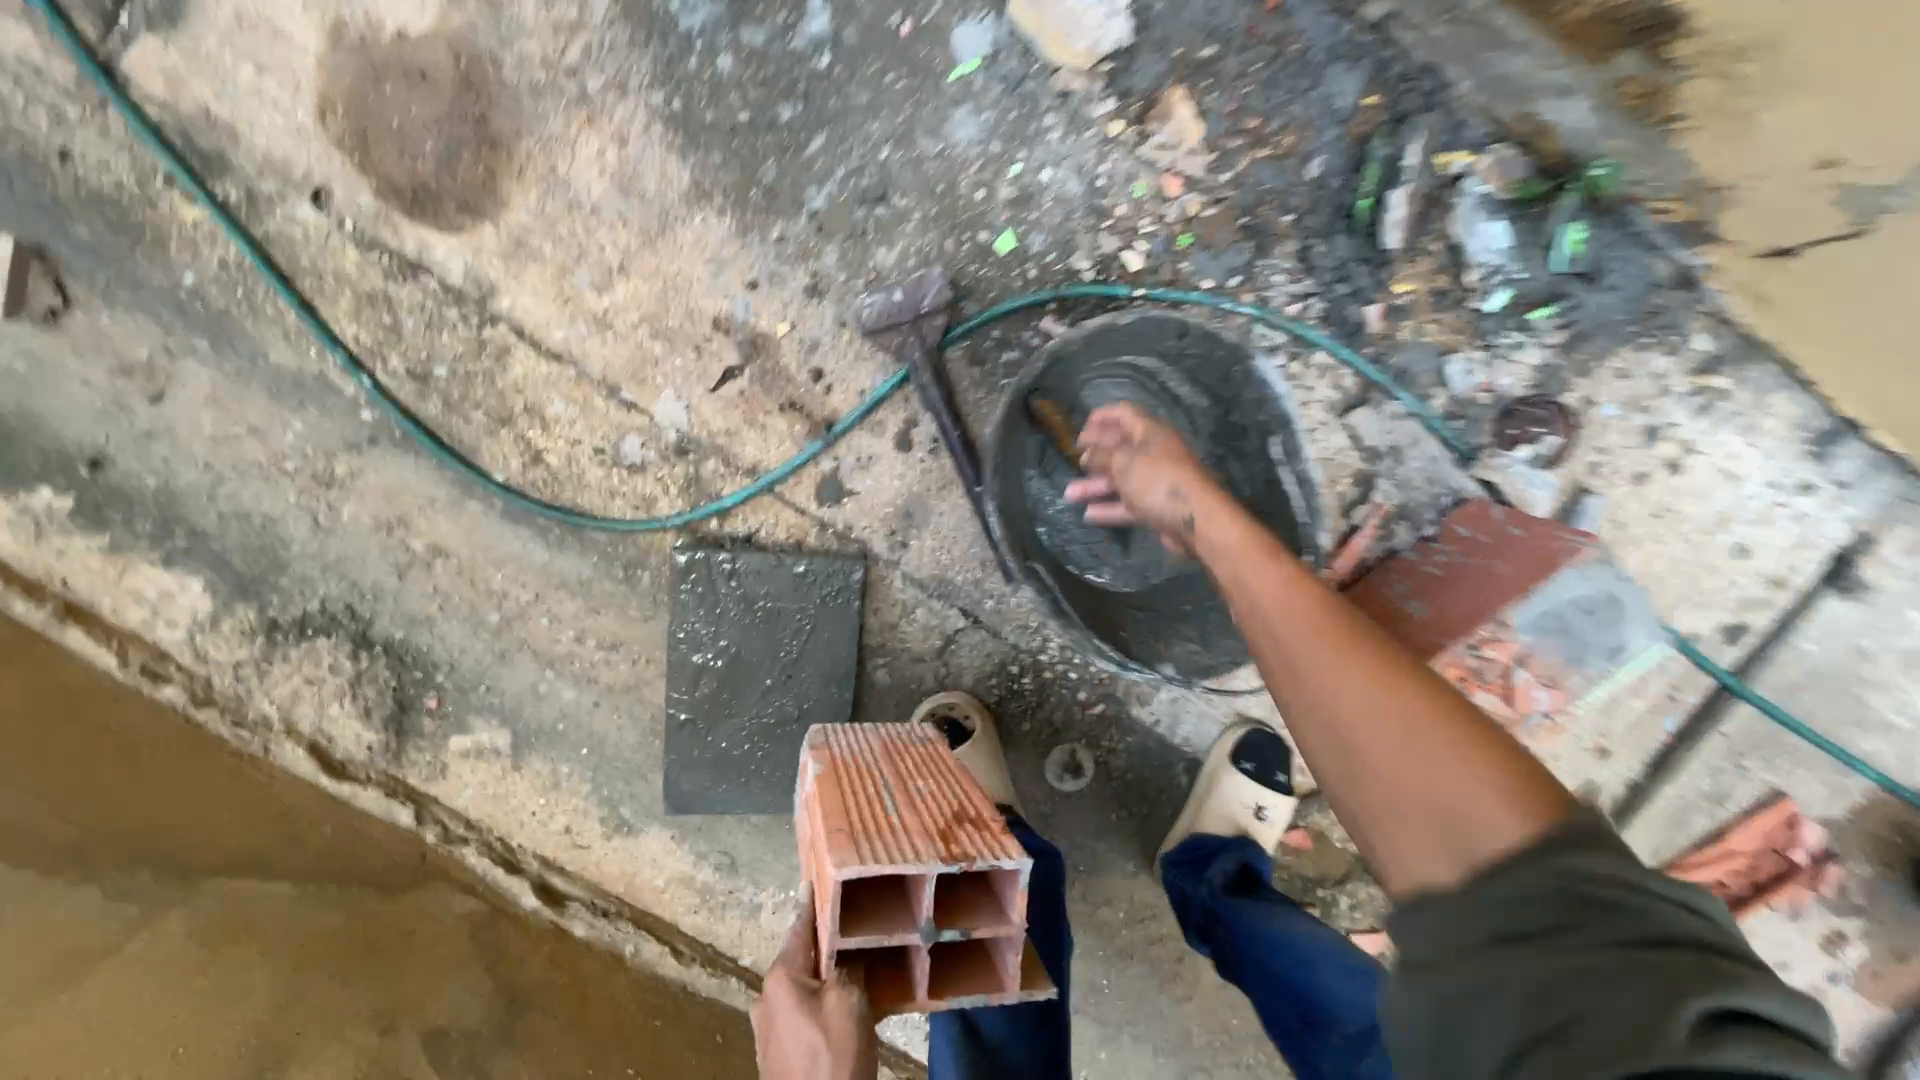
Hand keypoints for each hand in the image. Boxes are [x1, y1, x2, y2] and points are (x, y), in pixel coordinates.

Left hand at [751, 886, 878, 1079]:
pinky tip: (845, 1007)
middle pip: (802, 957)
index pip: (801, 925)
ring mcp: (768, 1028)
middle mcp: (766, 997)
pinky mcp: (777, 1053)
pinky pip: (802, 1014)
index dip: (816, 902)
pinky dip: (821, 1003)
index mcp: (780, 976)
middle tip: (857, 928)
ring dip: (826, 977)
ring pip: (803, 988)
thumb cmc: (832, 1053)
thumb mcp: (850, 999)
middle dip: (827, 944)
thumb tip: (850, 948)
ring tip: (857, 967)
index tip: (823, 876)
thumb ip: (849, 964)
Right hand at [1065, 403, 1223, 553]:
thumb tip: (1087, 454)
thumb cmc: (1157, 479)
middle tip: (1075, 460)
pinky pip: (1128, 504)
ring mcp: (1156, 481)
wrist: (1194, 520)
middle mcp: (1155, 453)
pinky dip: (1109, 508)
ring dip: (1096, 485)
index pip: (1124, 414)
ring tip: (1070, 494)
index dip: (1102, 417)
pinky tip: (1088, 515)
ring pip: (1121, 479)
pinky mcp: (1156, 507)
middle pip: (1121, 448)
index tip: (1081, 429)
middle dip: (1095, 454)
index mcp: (1151, 432)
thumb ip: (1101, 455)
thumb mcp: (1123, 461)